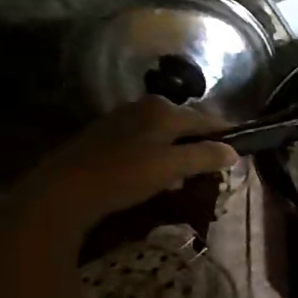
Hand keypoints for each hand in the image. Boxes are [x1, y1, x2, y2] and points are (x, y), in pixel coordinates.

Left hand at [1, 97, 237, 240]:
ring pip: (163, 133)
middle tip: (208, 172)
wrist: (61, 192)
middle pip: (185, 125)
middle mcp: (145, 105)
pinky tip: (152, 176)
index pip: (207, 120)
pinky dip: (156, 155)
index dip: (224, 137)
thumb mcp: (171, 167)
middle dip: (199, 147)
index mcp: (164, 108)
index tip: (237, 154)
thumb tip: (233, 151)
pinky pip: (143, 141)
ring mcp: (122, 118)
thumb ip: (204, 156)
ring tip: (182, 179)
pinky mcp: (104, 135)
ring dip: (176, 153)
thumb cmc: (123, 176)